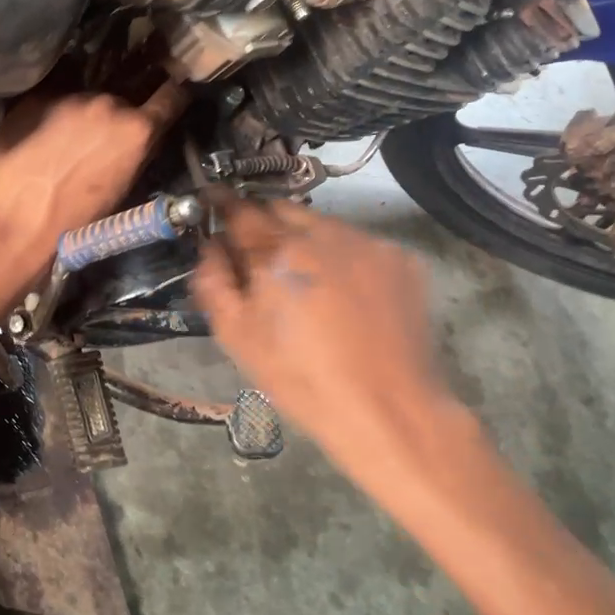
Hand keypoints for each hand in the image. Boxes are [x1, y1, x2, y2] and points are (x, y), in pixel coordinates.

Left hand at [0, 93, 166, 273]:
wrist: (20, 223)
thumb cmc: (75, 221)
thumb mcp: (122, 189)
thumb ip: (137, 153)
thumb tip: (143, 135)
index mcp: (136, 129)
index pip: (170, 95)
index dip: (170, 96)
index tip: (165, 98)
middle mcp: (108, 103)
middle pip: (119, 99)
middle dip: (111, 117)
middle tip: (95, 141)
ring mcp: (70, 97)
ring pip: (82, 99)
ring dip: (78, 115)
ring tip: (60, 144)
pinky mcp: (36, 99)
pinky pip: (50, 101)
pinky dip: (48, 116)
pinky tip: (37, 140)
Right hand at [191, 201, 450, 462]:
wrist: (386, 407)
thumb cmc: (298, 377)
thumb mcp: (235, 336)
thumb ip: (213, 281)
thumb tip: (211, 248)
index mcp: (278, 251)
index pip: (239, 208)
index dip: (220, 206)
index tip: (211, 207)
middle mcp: (326, 234)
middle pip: (282, 210)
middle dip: (264, 226)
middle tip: (258, 262)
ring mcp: (370, 244)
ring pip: (323, 225)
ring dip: (304, 242)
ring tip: (304, 285)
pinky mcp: (403, 260)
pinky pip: (359, 246)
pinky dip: (343, 259)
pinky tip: (343, 297)